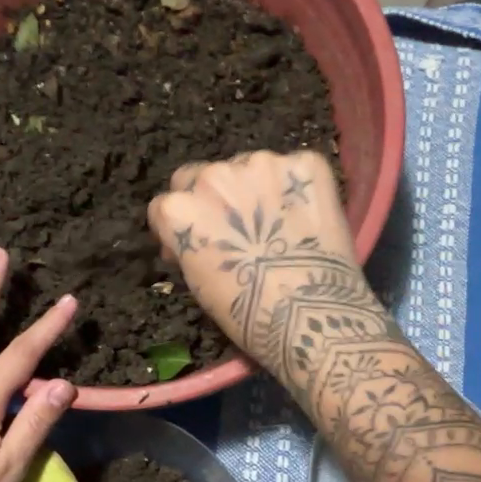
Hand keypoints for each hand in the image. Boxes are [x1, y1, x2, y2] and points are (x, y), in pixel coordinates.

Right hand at [147, 151, 381, 367]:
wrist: (314, 317)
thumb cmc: (251, 316)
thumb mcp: (200, 285)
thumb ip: (189, 247)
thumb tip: (194, 236)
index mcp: (179, 209)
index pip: (166, 203)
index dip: (179, 226)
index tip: (195, 243)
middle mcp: (214, 176)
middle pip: (201, 176)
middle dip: (212, 199)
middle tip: (236, 231)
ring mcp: (262, 164)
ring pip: (247, 168)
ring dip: (253, 190)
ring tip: (274, 227)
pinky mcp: (306, 164)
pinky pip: (293, 169)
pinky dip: (295, 189)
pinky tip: (304, 219)